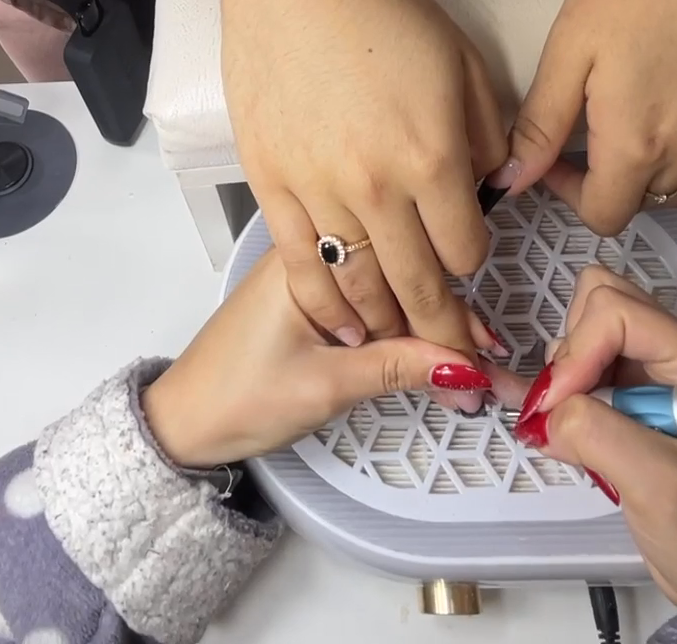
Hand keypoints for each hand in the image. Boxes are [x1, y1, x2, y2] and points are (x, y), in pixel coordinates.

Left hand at [142, 252, 496, 468]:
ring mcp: (311, 278)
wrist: (184, 419)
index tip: (488, 358)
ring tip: (475, 365)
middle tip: (492, 368)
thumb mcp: (323, 386)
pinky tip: (429, 354)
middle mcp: (311, 258)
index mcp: (306, 262)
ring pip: (386, 296)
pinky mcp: (310, 302)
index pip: (397, 280)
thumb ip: (394, 368)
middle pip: (395, 283)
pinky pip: (367, 309)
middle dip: (446, 327)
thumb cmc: (237, 396)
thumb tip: (463, 367)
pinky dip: (398, 334)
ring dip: (426, 332)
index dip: (448, 321)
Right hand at [221, 0, 505, 376]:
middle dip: (444, 324)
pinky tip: (341, 329)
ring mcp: (317, 192)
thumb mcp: (462, 62)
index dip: (475, 265)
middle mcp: (377, 190)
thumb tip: (494, 189)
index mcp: (433, 158)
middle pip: (418, 283)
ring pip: (358, 284)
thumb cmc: (383, 12)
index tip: (472, 267)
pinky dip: (324, 304)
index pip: (466, 247)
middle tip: (458, 351)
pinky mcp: (270, 186)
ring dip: (386, 322)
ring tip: (401, 342)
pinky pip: (299, 265)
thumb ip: (489, 135)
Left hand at [498, 0, 676, 234]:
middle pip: (648, 200)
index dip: (570, 194)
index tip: (558, 156)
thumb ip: (540, 126)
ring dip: (662, 163)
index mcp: (639, 145)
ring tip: (647, 107)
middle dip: (613, 177)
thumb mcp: (570, 50)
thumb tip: (511, 181)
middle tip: (599, 124)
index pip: (604, 215)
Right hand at [513, 268, 676, 643]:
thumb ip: (597, 432)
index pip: (617, 311)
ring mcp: (661, 378)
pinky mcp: (640, 402)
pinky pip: (587, 369)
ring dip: (566, 374)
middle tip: (563, 406)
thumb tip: (547, 411)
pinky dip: (562, 389)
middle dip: (570, 349)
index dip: (578, 352)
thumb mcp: (662, 488)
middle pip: (602, 302)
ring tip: (571, 428)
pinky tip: (558, 423)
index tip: (557, 408)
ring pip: (588, 332)